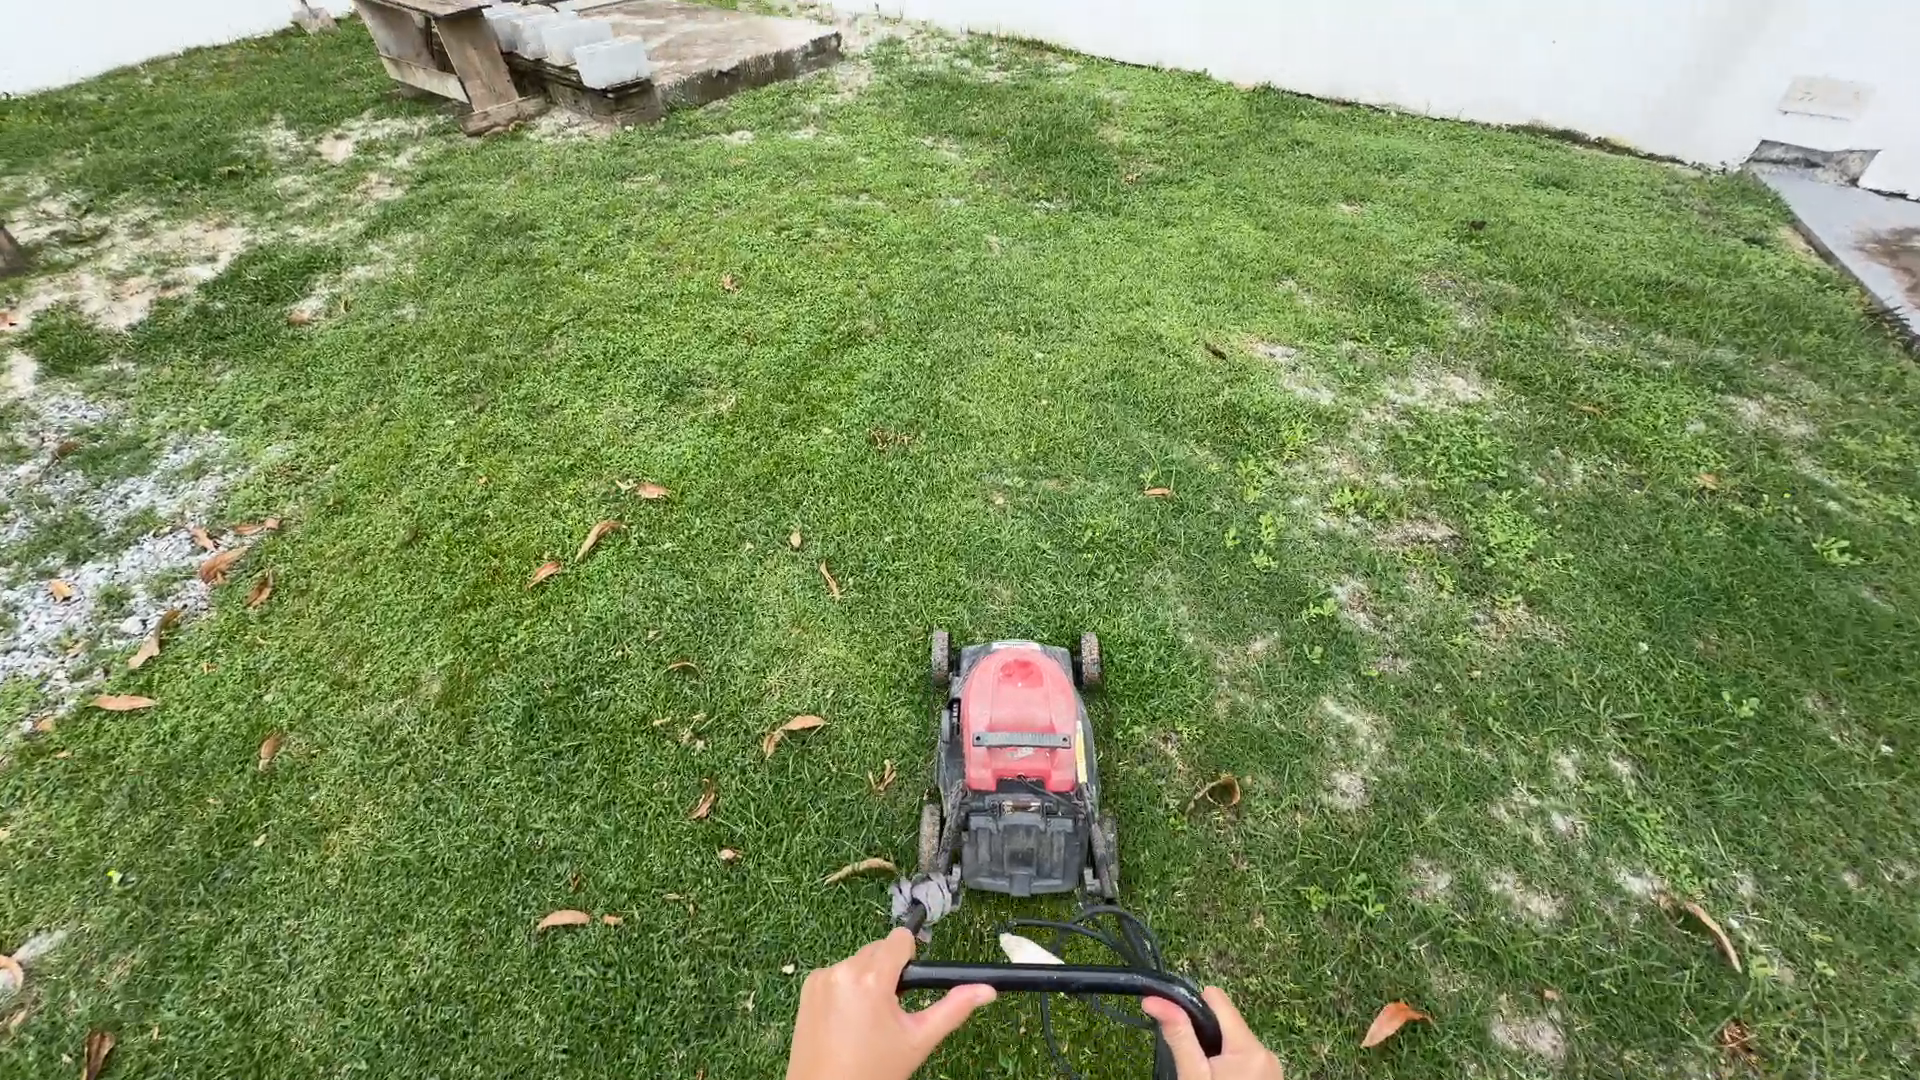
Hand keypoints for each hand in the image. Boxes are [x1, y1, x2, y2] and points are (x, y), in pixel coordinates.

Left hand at [786, 928, 996, 1079]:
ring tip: (865, 1021)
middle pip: (879, 949)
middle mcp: (844, 969)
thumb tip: (987, 989)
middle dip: (888, 972)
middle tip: (888, 1012)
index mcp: (872, 979)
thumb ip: (953, 1009)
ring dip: (866, 980)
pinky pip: (836, 973)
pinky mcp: (808, 987)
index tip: (907, 986)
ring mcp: (822, 977)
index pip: (900, 938)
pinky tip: (845, 1020)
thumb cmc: (873, 1073)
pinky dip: (844, 988)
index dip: (909, 958)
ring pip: (858, 961)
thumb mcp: (917, 1041)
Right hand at [1143, 987, 1283, 1079]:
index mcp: (1249, 1047)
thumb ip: (1178, 1035)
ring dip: (1216, 1051)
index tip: (1179, 1027)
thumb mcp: (1193, 1077)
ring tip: (1206, 1077)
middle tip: (1192, 1063)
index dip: (1193, 1006)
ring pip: (1233, 1040)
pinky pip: (1245, 1058)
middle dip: (1205, 1034)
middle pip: (1225, 1020)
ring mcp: (1272, 1069)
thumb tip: (1154, 999)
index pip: (1216, 998)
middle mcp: (1266, 1052)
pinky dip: (1229, 1065)